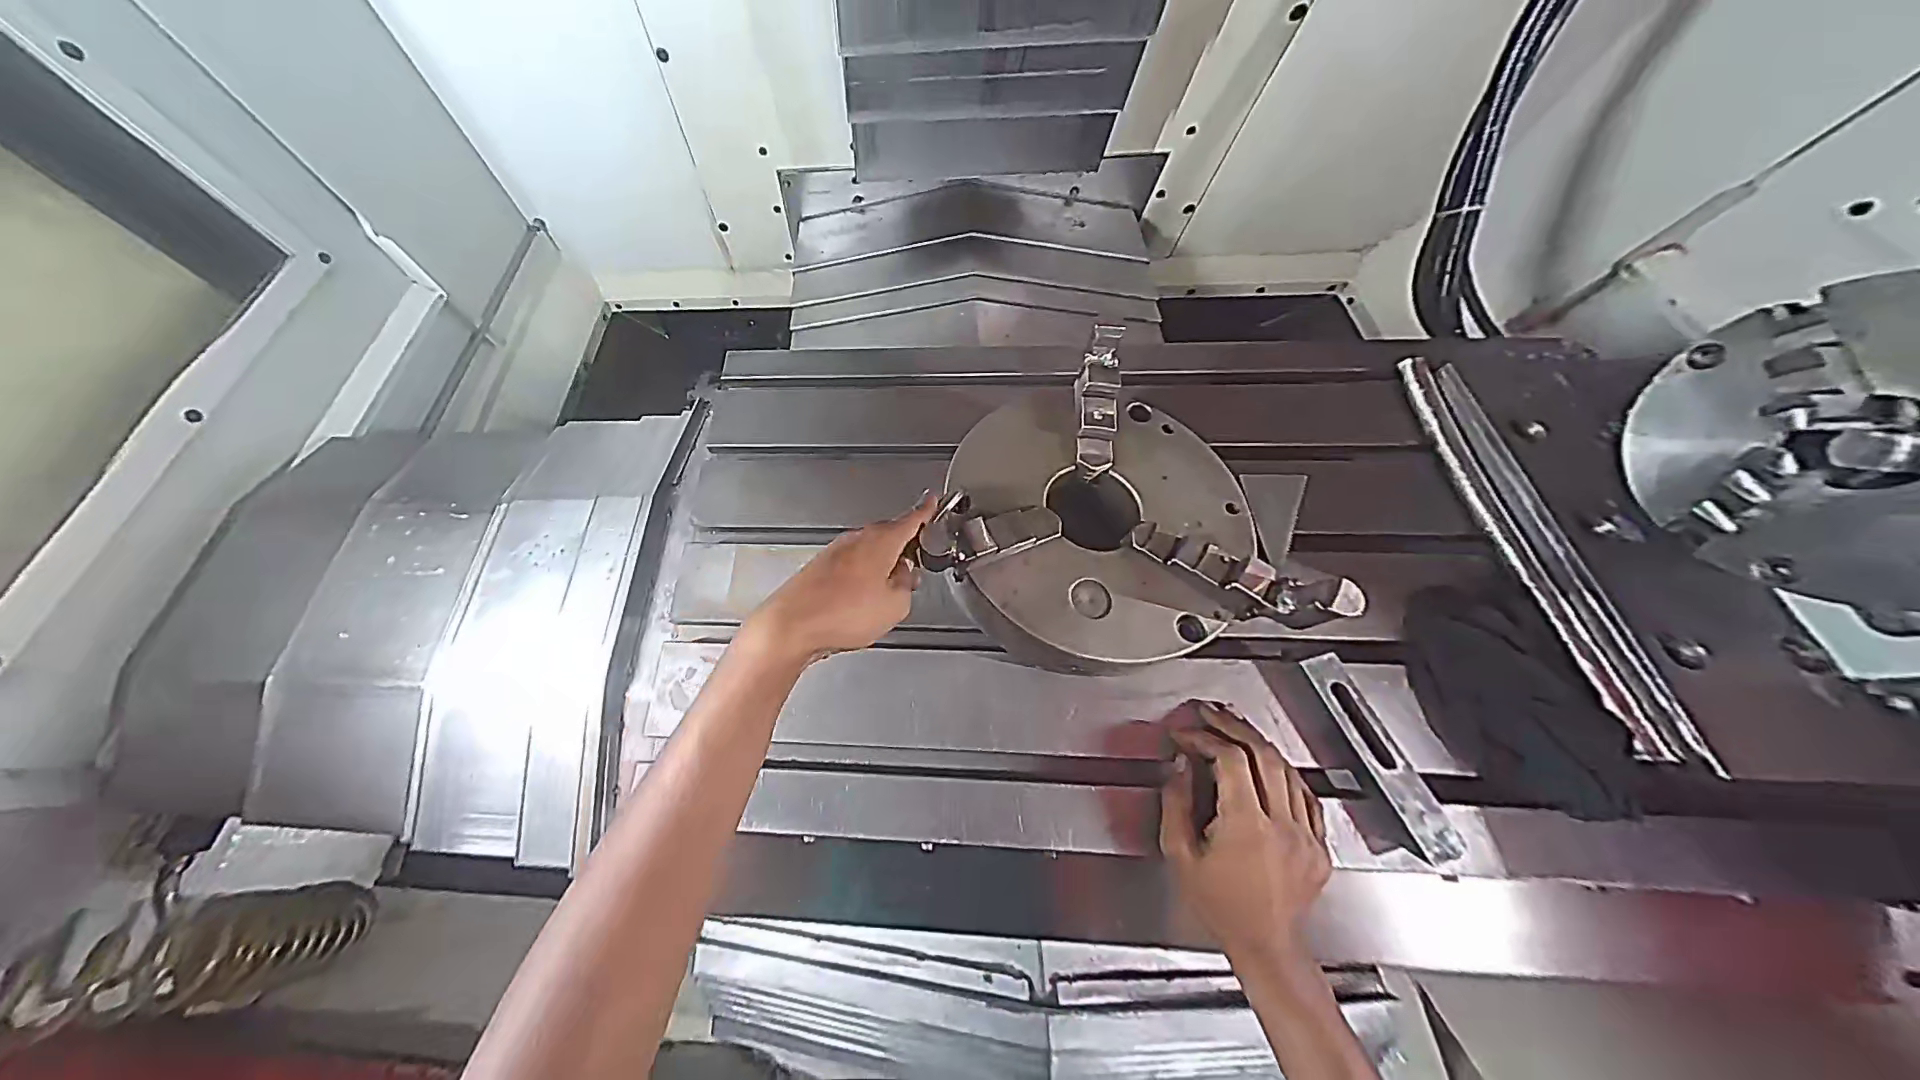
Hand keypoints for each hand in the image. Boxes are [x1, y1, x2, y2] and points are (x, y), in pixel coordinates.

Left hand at [742, 494, 938, 664]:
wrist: (791, 625)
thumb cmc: (838, 612)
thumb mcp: (895, 606)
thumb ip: (907, 585)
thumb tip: (904, 578)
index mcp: (881, 541)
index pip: (911, 518)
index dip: (926, 511)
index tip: (932, 502)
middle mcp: (857, 540)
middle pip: (889, 535)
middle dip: (904, 548)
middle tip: (916, 564)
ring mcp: (836, 552)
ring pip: (869, 553)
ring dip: (881, 567)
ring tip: (885, 596)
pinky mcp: (821, 567)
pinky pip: (851, 567)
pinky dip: (861, 578)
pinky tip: (860, 602)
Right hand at [1161, 701, 1330, 959]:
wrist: (1265, 945)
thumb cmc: (1221, 907)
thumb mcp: (1181, 856)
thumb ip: (1175, 805)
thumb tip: (1179, 767)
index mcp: (1247, 826)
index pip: (1230, 760)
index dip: (1205, 738)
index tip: (1186, 735)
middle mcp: (1282, 826)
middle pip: (1263, 755)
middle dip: (1234, 727)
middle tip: (1212, 715)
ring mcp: (1305, 835)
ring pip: (1287, 770)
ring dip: (1259, 744)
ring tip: (1236, 730)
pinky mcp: (1318, 845)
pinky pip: (1306, 795)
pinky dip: (1285, 773)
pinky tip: (1269, 765)